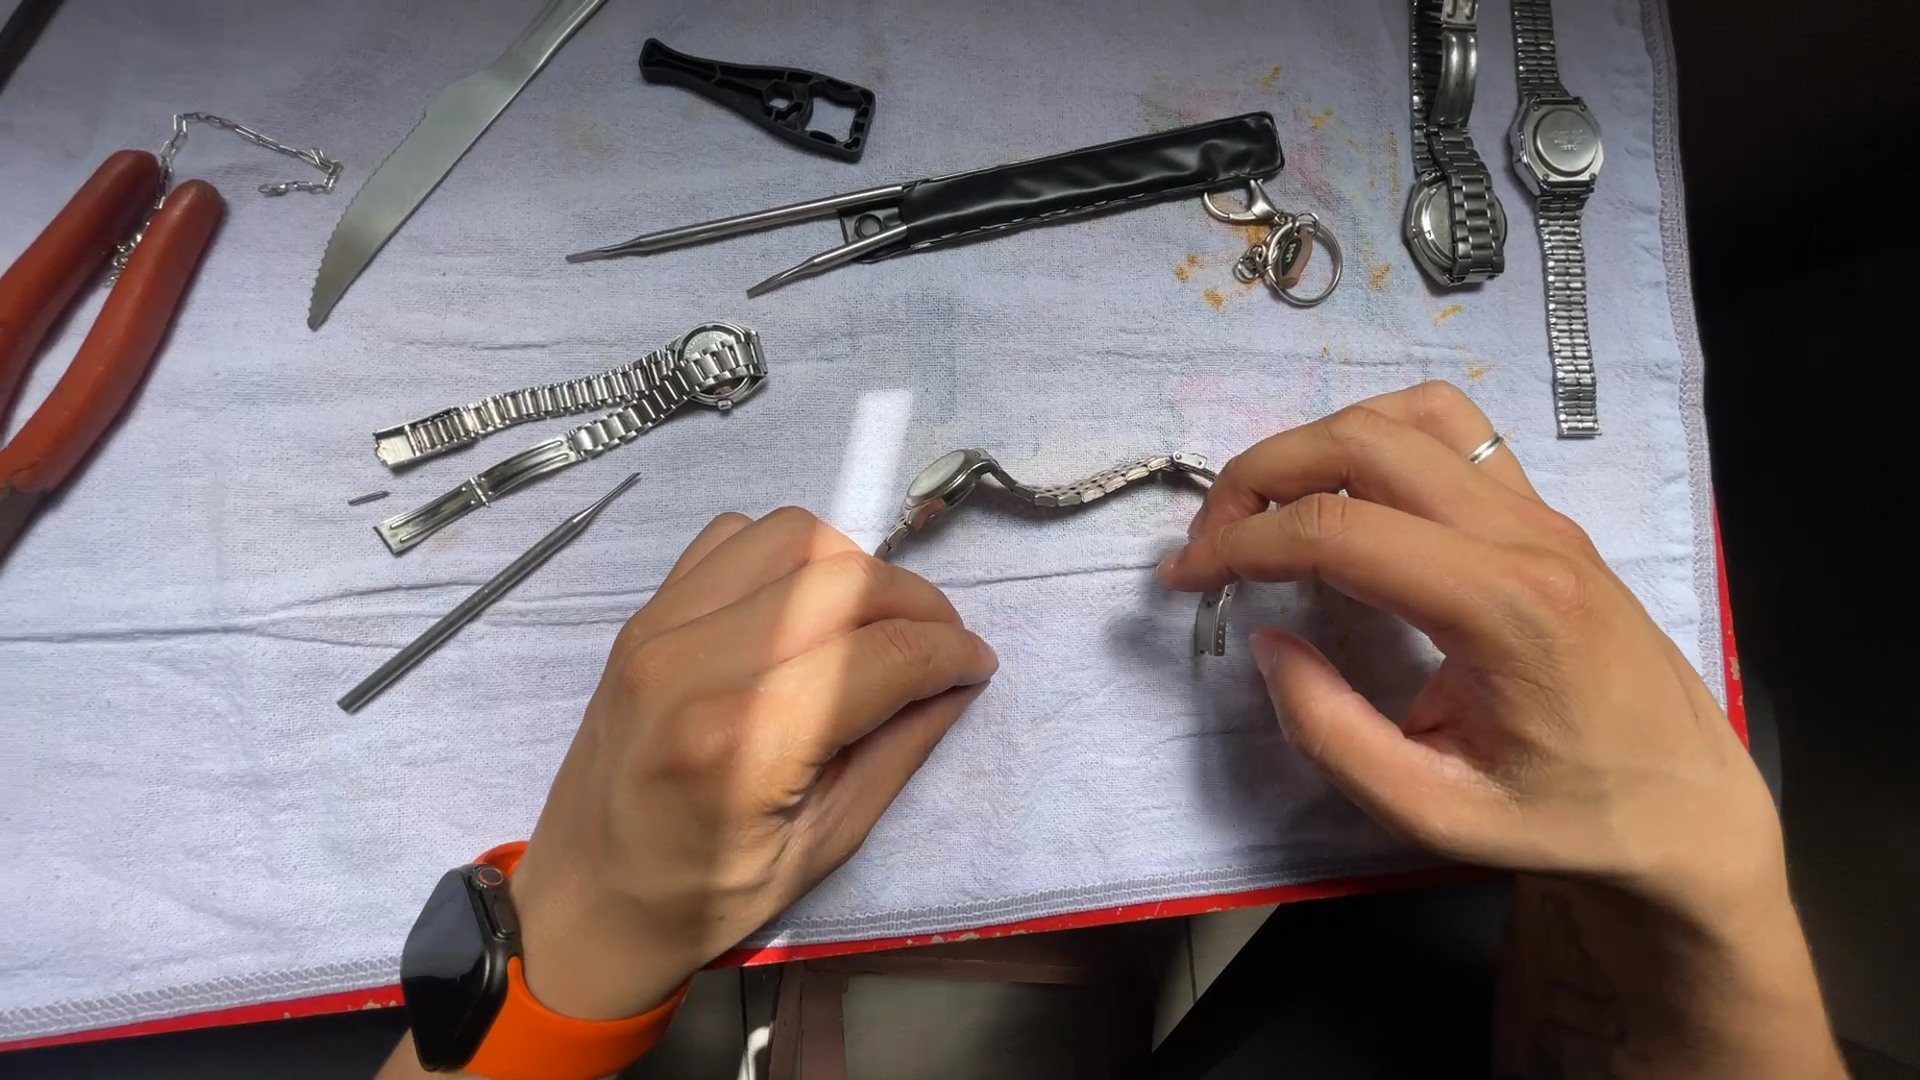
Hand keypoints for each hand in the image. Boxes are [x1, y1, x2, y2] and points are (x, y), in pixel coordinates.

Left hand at [507, 507, 997, 1019]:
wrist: (581, 901)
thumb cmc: (707, 895)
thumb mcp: (827, 842)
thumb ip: (903, 747)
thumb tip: (961, 676)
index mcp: (746, 741)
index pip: (883, 656)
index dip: (950, 651)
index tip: (978, 662)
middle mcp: (697, 662)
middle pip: (845, 579)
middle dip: (916, 601)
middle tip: (939, 640)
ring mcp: (661, 624)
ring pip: (793, 535)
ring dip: (855, 567)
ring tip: (872, 618)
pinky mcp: (646, 612)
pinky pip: (733, 535)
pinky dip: (787, 554)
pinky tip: (801, 601)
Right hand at [1157, 382, 1776, 922]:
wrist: (1689, 806)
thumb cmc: (1562, 818)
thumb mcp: (1429, 811)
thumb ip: (1328, 731)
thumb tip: (1266, 637)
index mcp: (1504, 607)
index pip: (1338, 530)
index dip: (1238, 544)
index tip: (1183, 576)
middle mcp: (1525, 533)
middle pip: (1360, 443)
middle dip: (1258, 477)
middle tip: (1212, 537)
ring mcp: (1537, 509)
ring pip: (1403, 415)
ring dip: (1312, 446)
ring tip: (1270, 508)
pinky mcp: (1536, 509)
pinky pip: (1448, 426)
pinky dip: (1371, 434)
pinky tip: (1344, 488)